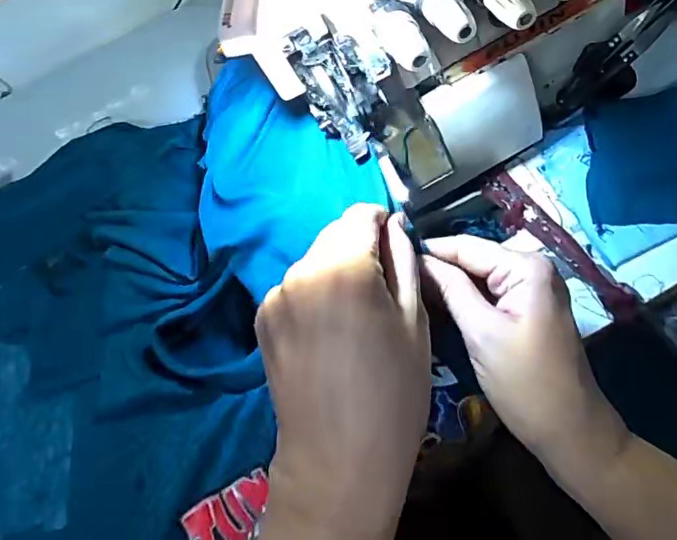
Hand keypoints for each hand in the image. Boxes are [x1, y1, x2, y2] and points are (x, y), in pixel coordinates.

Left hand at [257, 205, 428, 539]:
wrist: (336, 464)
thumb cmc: (392, 392)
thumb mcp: (414, 319)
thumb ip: (405, 259)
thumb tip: (394, 224)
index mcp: (344, 266)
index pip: (361, 213)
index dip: (383, 224)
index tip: (396, 248)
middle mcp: (302, 270)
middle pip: (336, 232)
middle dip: (359, 246)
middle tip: (380, 288)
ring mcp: (277, 294)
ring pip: (316, 257)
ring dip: (335, 269)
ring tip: (354, 314)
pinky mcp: (263, 317)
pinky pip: (297, 285)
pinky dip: (314, 292)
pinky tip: (328, 331)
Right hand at [421, 236, 629, 474]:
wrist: (573, 434)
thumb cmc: (527, 385)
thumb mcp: (482, 334)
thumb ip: (451, 290)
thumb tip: (420, 260)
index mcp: (527, 266)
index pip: (468, 247)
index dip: (431, 251)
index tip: (395, 257)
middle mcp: (534, 267)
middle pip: (476, 259)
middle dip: (441, 268)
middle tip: (401, 279)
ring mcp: (536, 287)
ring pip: (482, 276)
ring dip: (453, 284)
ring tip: (413, 290)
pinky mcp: (533, 307)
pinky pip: (494, 292)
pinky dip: (470, 298)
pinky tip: (443, 306)